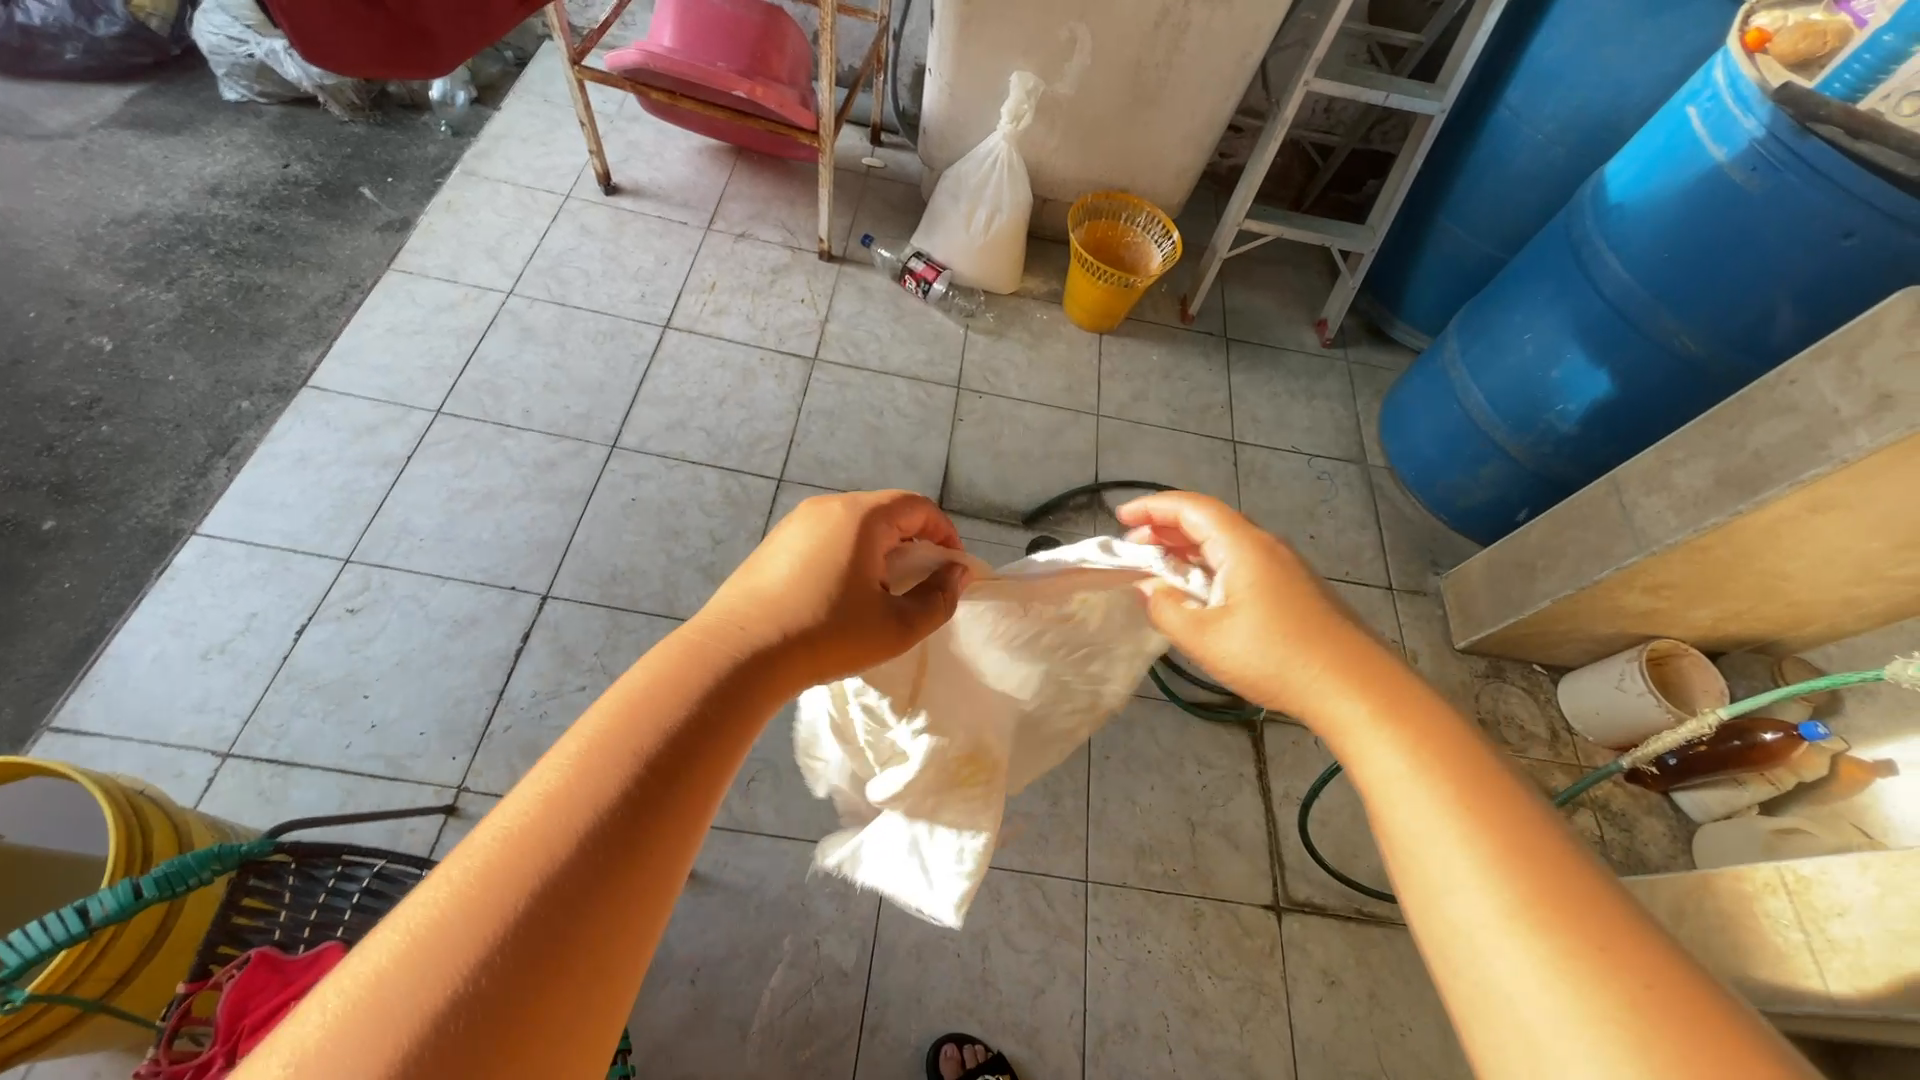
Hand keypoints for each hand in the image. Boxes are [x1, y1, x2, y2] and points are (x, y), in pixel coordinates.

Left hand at [693, 490, 970, 689]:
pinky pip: (824, 539)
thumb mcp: (896, 627)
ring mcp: (794, 524)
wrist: (738, 654)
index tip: (953, 568)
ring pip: (853, 526)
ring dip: (879, 551)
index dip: (944, 533)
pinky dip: (847, 557)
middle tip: (921, 582)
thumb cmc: (827, 636)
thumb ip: (938, 598)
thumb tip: (957, 574)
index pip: (918, 506)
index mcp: (862, 517)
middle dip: (913, 542)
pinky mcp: (773, 545)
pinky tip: (840, 597)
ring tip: (882, 593)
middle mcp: (827, 507)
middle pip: (885, 512)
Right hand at [1119, 491, 1397, 720]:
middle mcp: (1265, 546)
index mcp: (1242, 546)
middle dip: (1166, 528)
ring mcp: (1284, 567)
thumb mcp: (1205, 639)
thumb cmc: (1274, 658)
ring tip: (1159, 569)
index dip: (1152, 508)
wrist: (1354, 687)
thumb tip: (1148, 588)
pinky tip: (1200, 594)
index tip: (1120, 519)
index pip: (1190, 508)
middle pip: (1209, 521)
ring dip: (1188, 550)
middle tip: (1133, 548)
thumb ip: (1167, 610)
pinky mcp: (1294, 589)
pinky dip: (1210, 567)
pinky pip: (1241, 563)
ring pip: (1226, 544)